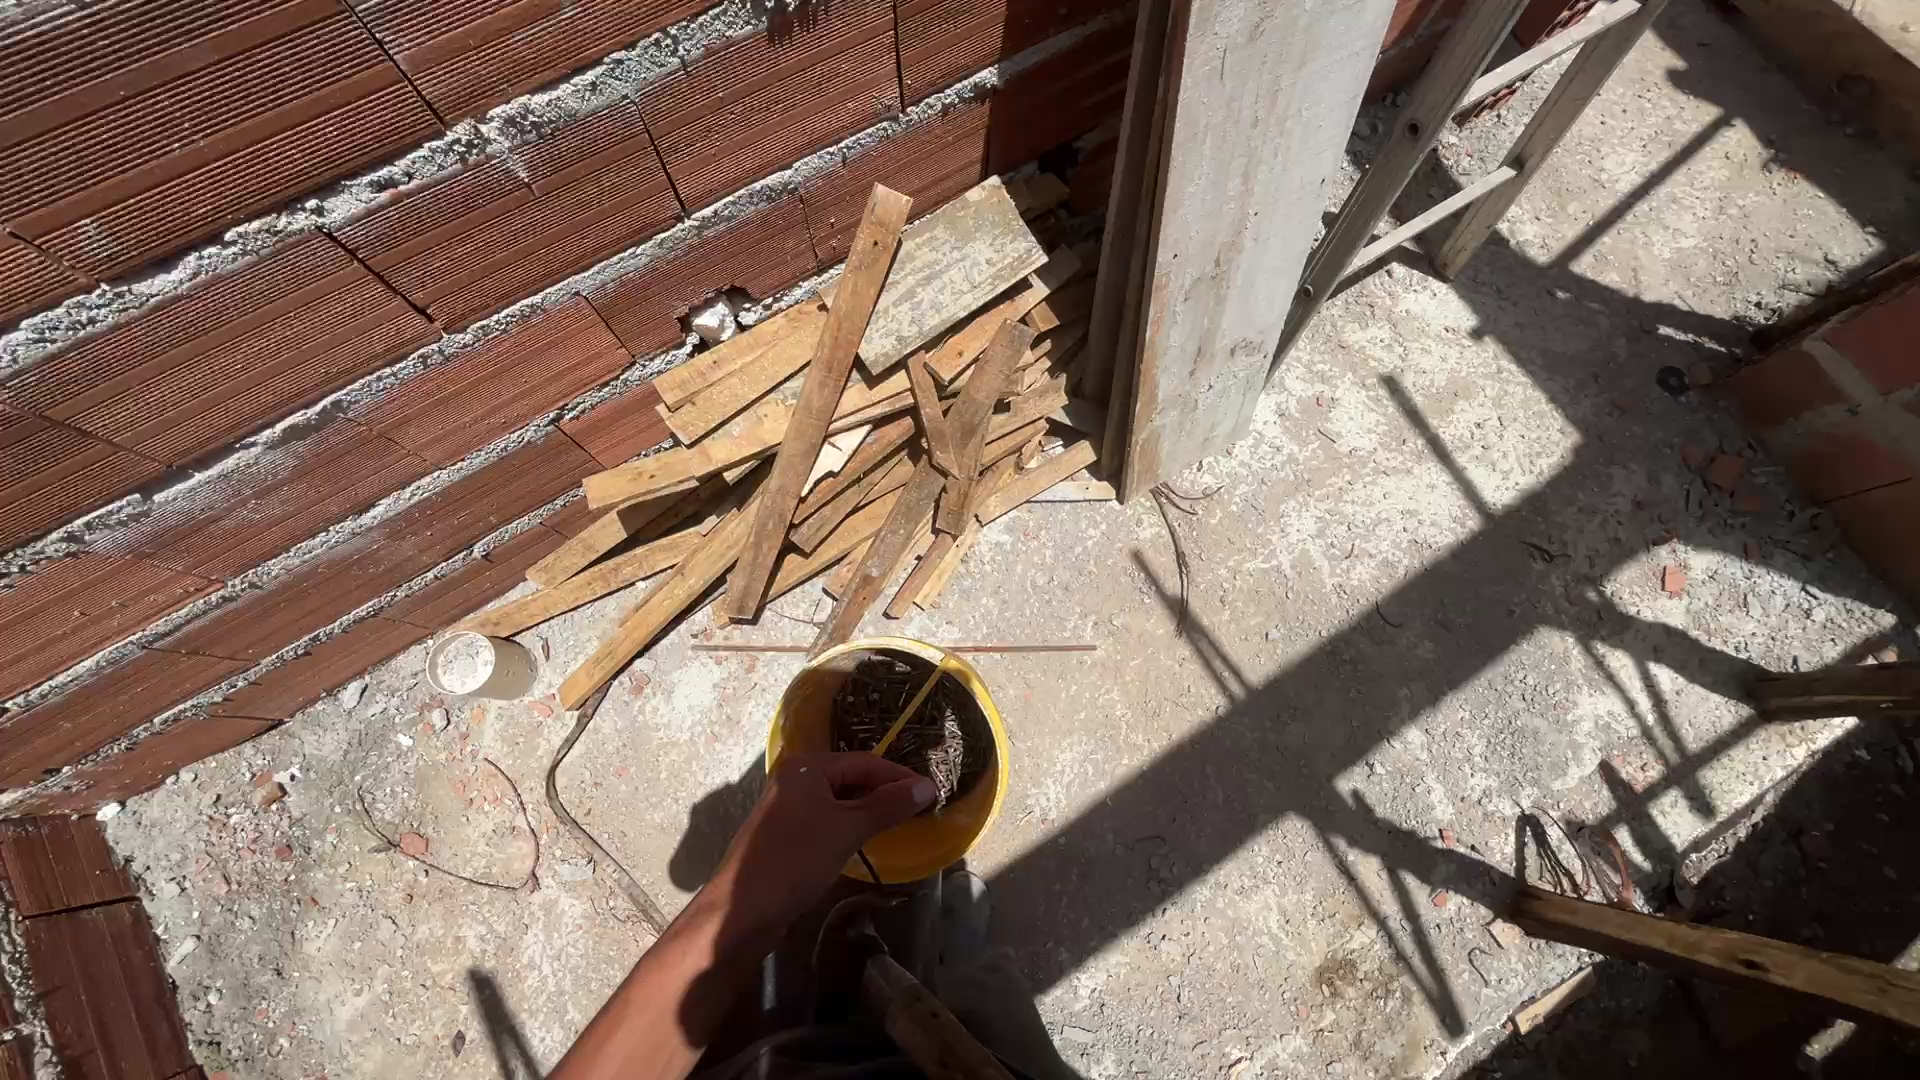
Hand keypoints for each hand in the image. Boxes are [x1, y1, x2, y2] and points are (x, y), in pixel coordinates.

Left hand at [709, 752, 935, 935]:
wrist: (739, 913)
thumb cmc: (794, 861)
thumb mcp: (847, 829)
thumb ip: (887, 806)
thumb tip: (926, 786)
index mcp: (806, 767)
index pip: (864, 762)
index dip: (898, 776)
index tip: (930, 792)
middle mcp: (795, 779)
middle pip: (850, 778)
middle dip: (884, 792)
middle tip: (918, 809)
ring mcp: (787, 808)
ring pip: (839, 800)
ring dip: (868, 810)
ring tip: (899, 824)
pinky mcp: (785, 835)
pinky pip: (826, 819)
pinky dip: (849, 825)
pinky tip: (864, 841)